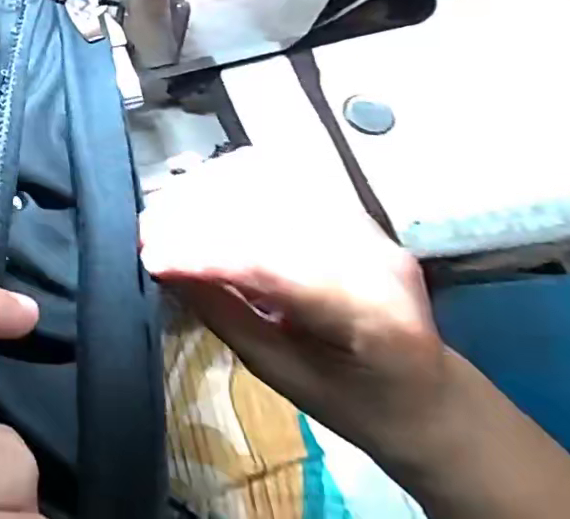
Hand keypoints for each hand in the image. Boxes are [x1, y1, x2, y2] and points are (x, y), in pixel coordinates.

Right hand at [139, 162, 449, 465]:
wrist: (423, 391)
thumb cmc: (353, 400)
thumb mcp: (281, 373)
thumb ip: (222, 312)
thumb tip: (161, 263)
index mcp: (375, 317)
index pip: (280, 265)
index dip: (207, 254)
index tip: (151, 256)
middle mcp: (374, 254)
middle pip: (270, 210)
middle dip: (195, 215)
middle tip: (145, 232)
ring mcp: (361, 220)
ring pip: (269, 178)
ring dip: (204, 190)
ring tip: (163, 213)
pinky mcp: (342, 200)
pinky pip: (276, 170)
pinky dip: (224, 177)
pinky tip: (197, 196)